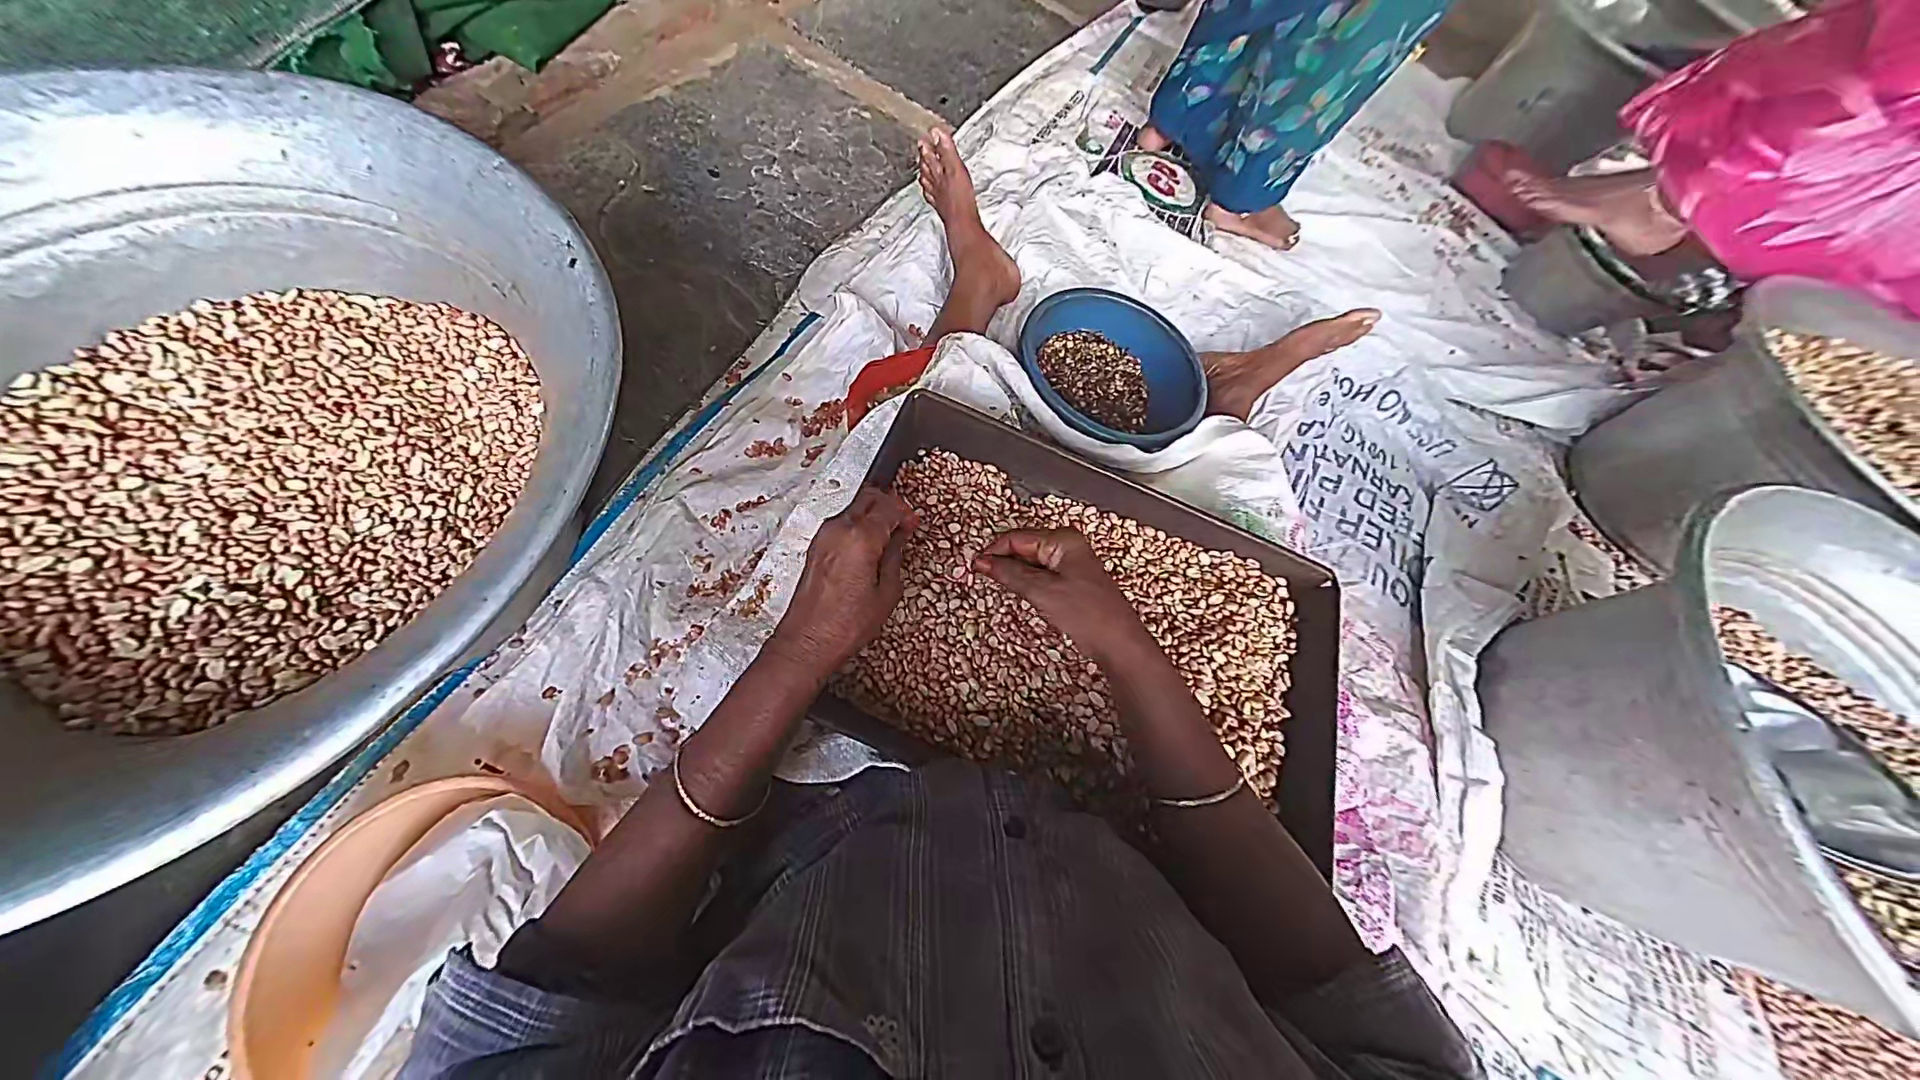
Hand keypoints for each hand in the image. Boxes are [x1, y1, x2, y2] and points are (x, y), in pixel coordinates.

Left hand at [767, 486, 916, 675]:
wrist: (808, 641)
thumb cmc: (844, 625)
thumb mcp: (886, 593)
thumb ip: (894, 557)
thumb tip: (898, 540)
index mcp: (860, 538)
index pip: (889, 507)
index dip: (906, 513)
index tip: (913, 524)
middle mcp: (838, 530)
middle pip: (868, 498)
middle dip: (889, 505)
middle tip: (903, 523)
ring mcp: (823, 536)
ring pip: (853, 508)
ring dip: (872, 515)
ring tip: (888, 537)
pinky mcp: (815, 547)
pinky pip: (841, 524)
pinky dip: (858, 526)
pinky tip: (869, 546)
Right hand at [973, 528, 1155, 664]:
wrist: (1119, 644)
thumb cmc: (1087, 615)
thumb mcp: (1041, 592)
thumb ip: (1009, 573)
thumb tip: (982, 561)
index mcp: (1063, 539)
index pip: (1016, 537)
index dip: (993, 551)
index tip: (974, 567)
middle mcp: (1068, 545)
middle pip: (1023, 547)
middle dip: (1003, 562)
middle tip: (982, 579)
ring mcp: (1071, 563)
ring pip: (1031, 563)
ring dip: (1014, 574)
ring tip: (1000, 589)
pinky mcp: (1072, 581)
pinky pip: (1041, 575)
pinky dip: (1028, 584)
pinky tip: (1023, 596)